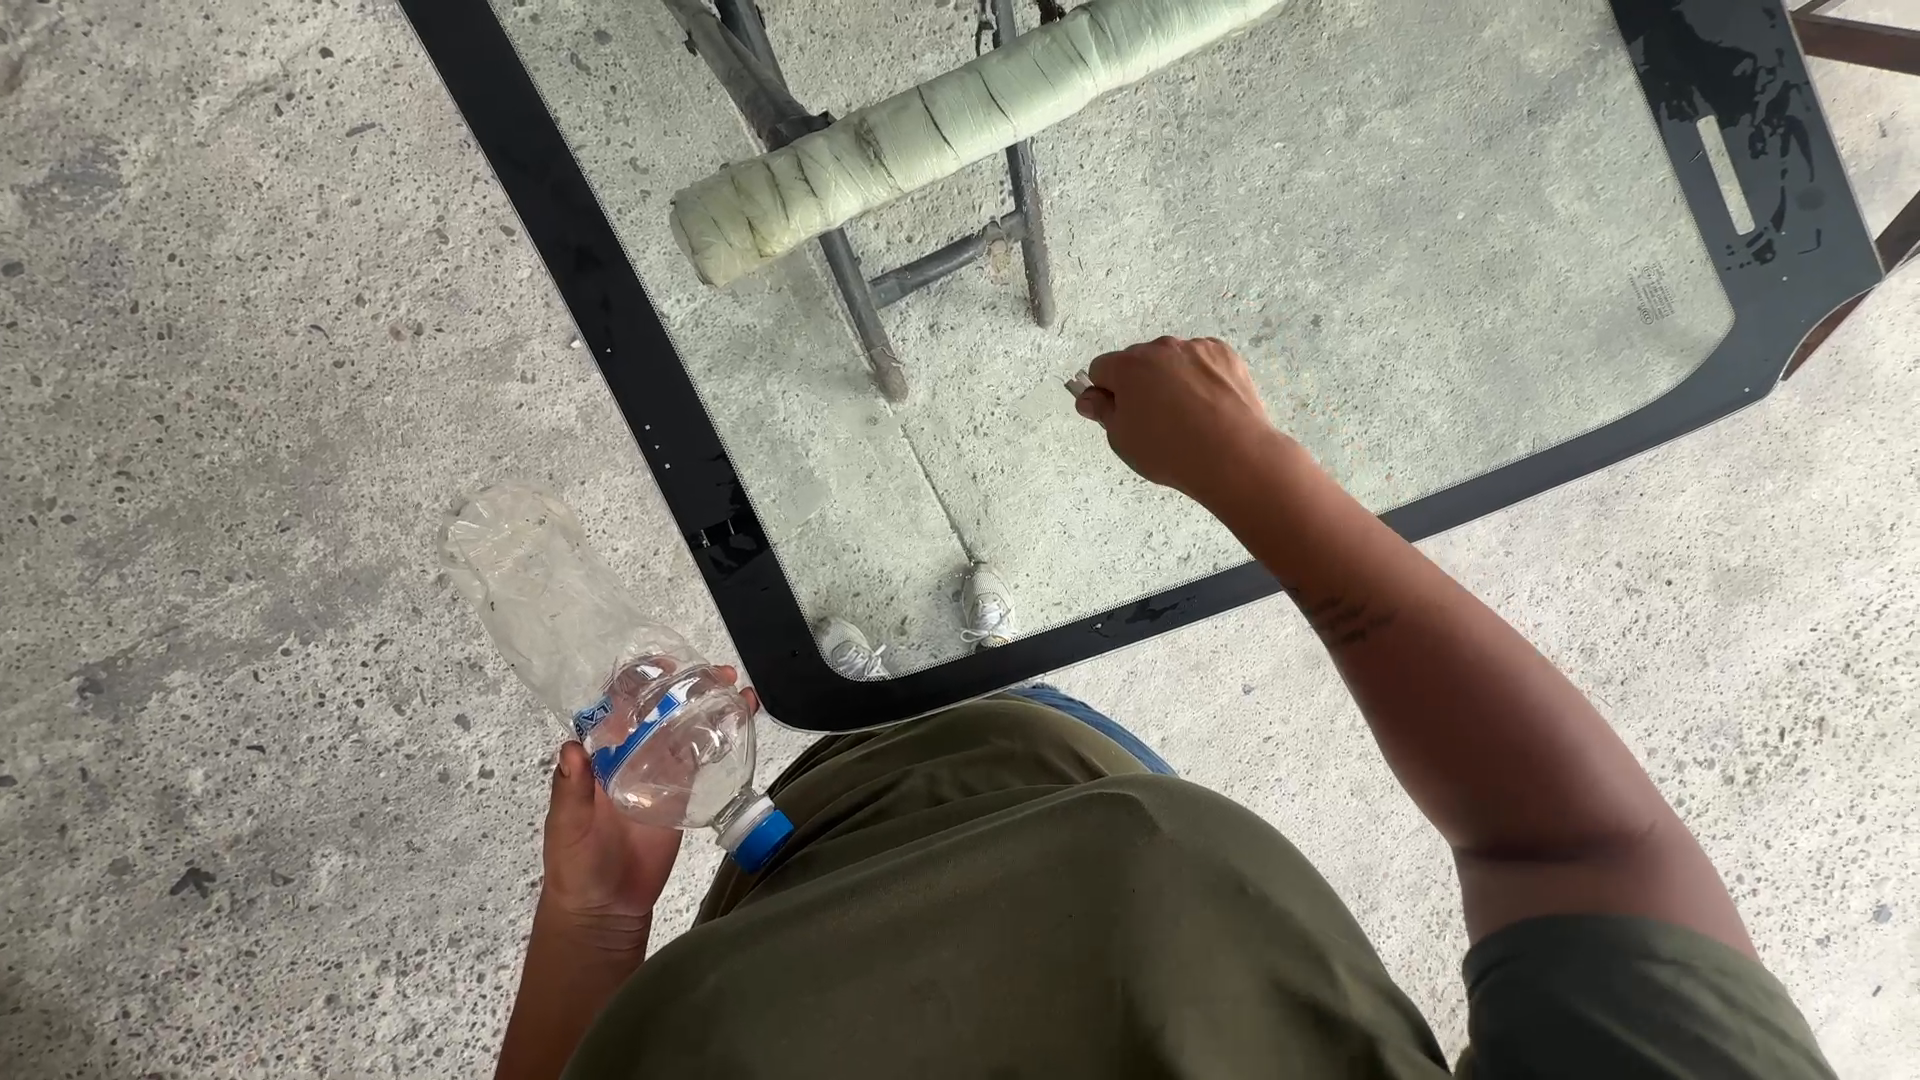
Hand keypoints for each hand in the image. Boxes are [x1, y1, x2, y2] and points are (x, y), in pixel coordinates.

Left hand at [538, 666, 759, 950]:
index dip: (638, 679)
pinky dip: (728, 734)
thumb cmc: (577, 863)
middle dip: (687, 684)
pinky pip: (708, 755)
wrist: (608, 907)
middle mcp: (634, 753)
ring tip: (739, 688)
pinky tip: (746, 717)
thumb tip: (571, 747)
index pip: (619, 706)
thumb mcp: (567, 825)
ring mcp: (663, 769)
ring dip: (712, 702)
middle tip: (714, 671)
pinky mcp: (687, 789)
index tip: (662, 662)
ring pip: (689, 725)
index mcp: (602, 755)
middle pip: (662, 708)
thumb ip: (571, 790)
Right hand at [1075, 336, 1291, 502]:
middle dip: (1138, 383)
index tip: (1116, 414)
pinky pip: (1200, 361)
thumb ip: (1101, 411)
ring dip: (1168, 378)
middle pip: (1136, 361)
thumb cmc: (1170, 451)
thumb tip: (1089, 397)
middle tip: (1152, 420)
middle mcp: (1160, 348)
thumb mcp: (1121, 439)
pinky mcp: (1223, 355)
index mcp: (1128, 366)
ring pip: (1170, 360)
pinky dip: (1198, 377)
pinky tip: (1205, 406)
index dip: (1104, 392)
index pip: (1101, 368)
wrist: (1232, 455)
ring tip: (1184, 416)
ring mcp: (1195, 348)